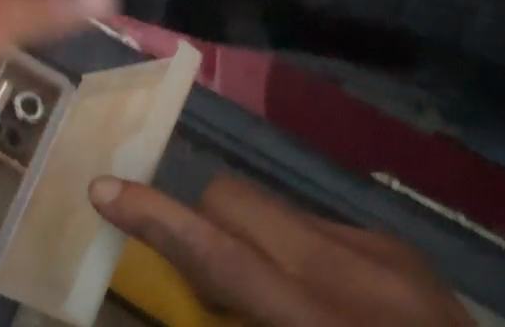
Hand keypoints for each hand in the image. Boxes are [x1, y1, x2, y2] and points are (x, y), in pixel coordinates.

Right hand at [89, 174, 472, 326]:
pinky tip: (329, 298)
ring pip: (268, 206)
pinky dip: (296, 251)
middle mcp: (354, 275)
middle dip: (202, 224)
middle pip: (232, 201)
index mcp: (322, 324)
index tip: (103, 191)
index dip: (159, 219)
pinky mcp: (401, 246)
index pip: (222, 255)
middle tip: (211, 284)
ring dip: (249, 239)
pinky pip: (312, 223)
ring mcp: (384, 254)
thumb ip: (237, 318)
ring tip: (275, 293)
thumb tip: (193, 278)